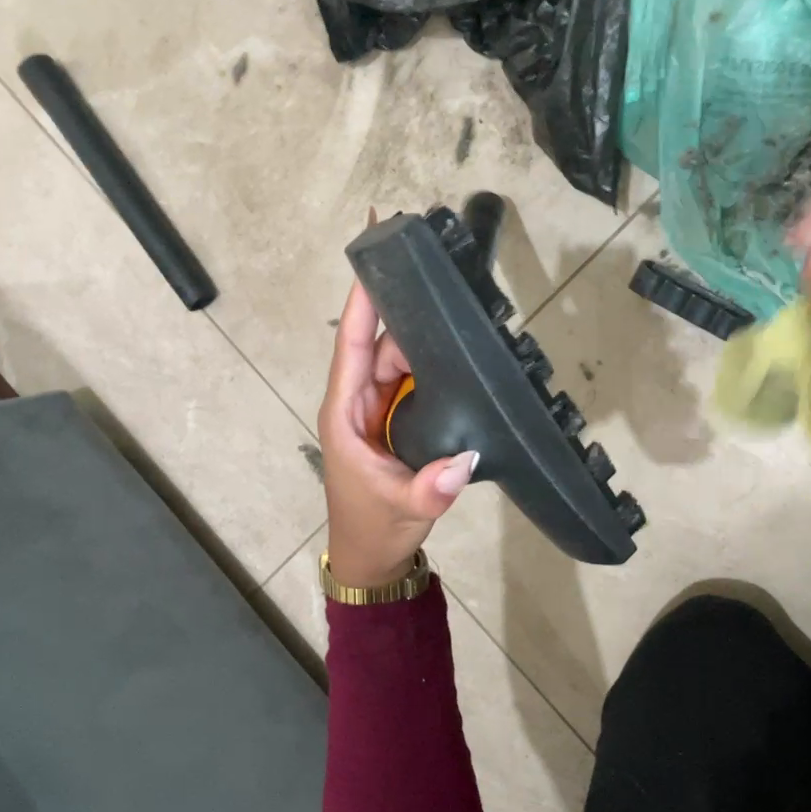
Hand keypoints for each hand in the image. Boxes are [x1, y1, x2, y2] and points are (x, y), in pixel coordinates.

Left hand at [319, 281, 477, 587]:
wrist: (374, 557)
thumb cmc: (373, 527)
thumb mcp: (402, 509)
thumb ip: (430, 489)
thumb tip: (463, 461)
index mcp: (346, 412)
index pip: (353, 344)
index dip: (362, 300)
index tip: (376, 254)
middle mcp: (361, 402)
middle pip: (384, 344)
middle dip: (409, 314)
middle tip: (448, 282)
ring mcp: (381, 411)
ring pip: (403, 362)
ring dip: (428, 343)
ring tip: (465, 315)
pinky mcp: (401, 422)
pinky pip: (417, 384)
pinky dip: (436, 369)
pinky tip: (463, 355)